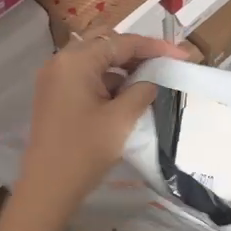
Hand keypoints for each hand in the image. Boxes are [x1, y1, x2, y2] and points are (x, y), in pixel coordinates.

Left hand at [0, 32, 193, 230]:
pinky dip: (108, 80)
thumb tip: (151, 81)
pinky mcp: (54, 95)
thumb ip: (142, 91)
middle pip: (105, 43)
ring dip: (123, 66)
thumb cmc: (85, 151)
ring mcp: (55, 79)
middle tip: (164, 62)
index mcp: (76, 61)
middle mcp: (61, 62)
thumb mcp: (122, 119)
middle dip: (137, 51)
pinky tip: (128, 95)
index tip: (183, 55)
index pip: (122, 42)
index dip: (155, 47)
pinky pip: (86, 76)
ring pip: (95, 59)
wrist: (48, 188)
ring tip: (151, 78)